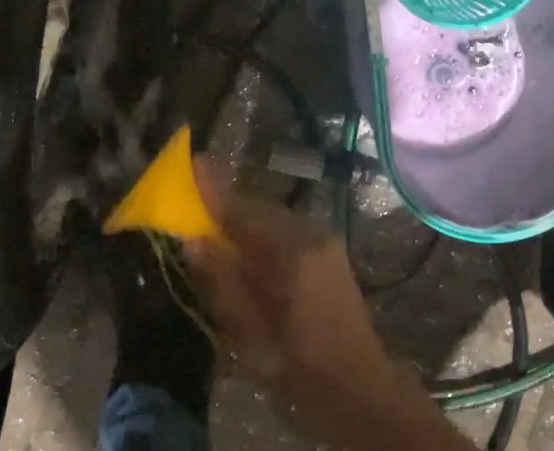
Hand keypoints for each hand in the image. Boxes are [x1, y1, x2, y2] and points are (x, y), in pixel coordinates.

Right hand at [183, 161, 474, 450]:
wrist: (359, 390)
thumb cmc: (299, 366)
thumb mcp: (251, 333)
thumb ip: (222, 282)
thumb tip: (194, 239)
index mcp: (291, 253)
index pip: (243, 211)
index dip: (214, 189)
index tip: (193, 163)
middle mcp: (310, 235)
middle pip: (259, 208)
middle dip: (228, 204)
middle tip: (196, 200)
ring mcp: (324, 241)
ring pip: (274, 218)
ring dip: (245, 220)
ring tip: (217, 226)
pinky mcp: (330, 253)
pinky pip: (286, 230)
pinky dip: (263, 233)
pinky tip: (248, 249)